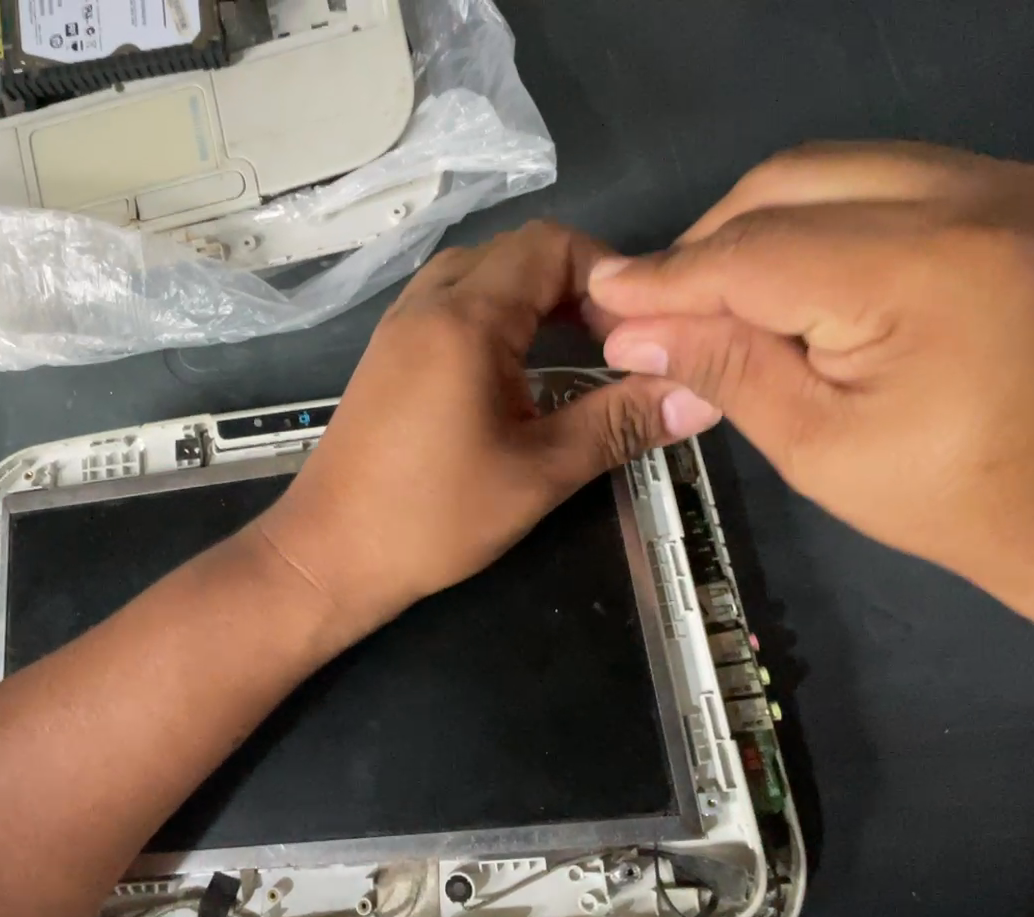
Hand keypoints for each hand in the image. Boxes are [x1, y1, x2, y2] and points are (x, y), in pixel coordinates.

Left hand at [258, 222, 721, 629]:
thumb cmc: (431, 519)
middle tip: (615, 342)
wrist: (330, 554)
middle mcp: (424, 305)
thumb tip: (703, 396)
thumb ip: (619, 424)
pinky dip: (490, 314)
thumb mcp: (538, 474)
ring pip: (476, 273)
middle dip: (575, 283)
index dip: (607, 274)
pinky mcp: (383, 355)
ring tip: (572, 349)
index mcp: (464, 320)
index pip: (550, 245)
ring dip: (529, 297)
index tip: (639, 331)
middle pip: (514, 252)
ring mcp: (396, 327)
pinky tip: (512, 367)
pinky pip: (446, 303)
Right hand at [584, 143, 1033, 633]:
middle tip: (658, 307)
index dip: (669, 275)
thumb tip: (627, 331)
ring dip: (755, 227)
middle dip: (707, 243)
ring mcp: (1023, 180)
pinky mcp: (1031, 189)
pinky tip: (792, 280)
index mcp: (936, 272)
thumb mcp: (815, 446)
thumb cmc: (954, 500)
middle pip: (792, 182)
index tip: (600, 294)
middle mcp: (990, 195)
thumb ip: (722, 368)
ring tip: (715, 298)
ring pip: (833, 170)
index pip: (758, 251)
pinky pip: (885, 179)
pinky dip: (816, 221)